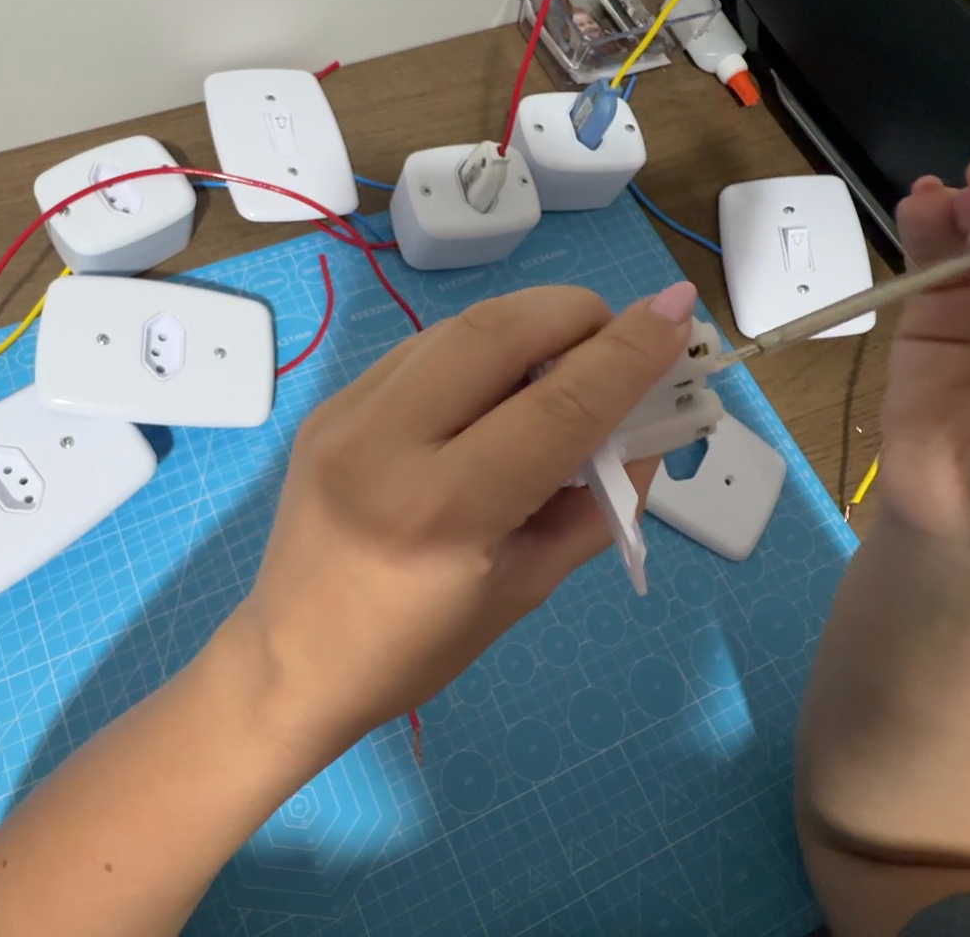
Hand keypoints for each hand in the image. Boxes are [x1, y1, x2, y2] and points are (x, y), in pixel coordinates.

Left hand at [220, 282, 698, 755]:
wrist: (292, 657)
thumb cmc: (415, 649)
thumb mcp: (525, 589)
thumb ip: (595, 506)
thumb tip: (643, 432)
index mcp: (442, 513)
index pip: (555, 408)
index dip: (628, 354)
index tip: (677, 310)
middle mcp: (383, 446)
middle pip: (496, 333)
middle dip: (574, 313)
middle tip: (615, 335)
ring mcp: (343, 417)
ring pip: (454, 329)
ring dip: (524, 326)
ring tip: (560, 360)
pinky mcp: (327, 407)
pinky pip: (418, 352)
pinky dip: (474, 350)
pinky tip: (492, 384)